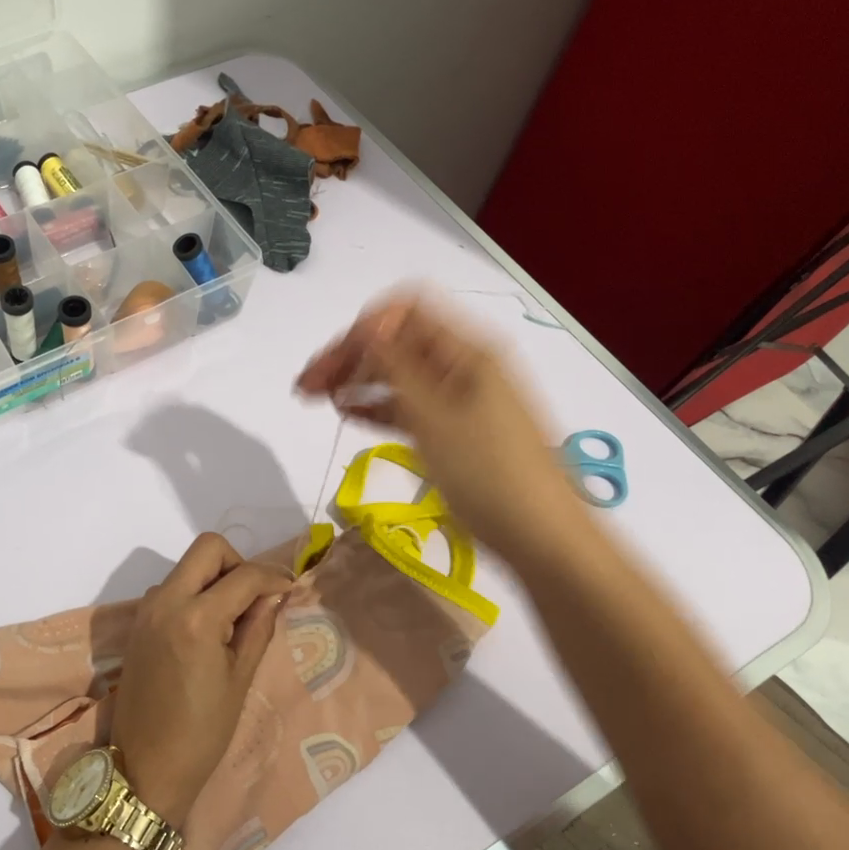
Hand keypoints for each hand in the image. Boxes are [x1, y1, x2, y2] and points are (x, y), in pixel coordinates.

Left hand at [112, 534, 291, 822]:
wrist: (145, 766)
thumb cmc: (202, 731)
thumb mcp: (240, 679)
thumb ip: (257, 628)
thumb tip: (274, 595)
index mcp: (196, 618)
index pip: (244, 576)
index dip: (273, 578)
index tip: (290, 590)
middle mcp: (165, 602)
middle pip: (207, 549)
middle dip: (238, 563)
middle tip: (255, 598)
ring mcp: (146, 610)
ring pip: (187, 567)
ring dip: (214, 578)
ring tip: (234, 619)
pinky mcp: (138, 623)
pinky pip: (171, 588)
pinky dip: (194, 593)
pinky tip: (209, 630)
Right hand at [295, 285, 586, 564]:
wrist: (543, 536)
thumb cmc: (488, 474)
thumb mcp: (434, 417)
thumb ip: (396, 367)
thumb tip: (366, 324)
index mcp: (467, 351)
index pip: (403, 313)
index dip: (360, 331)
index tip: (325, 365)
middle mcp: (465, 365)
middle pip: (398, 342)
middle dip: (350, 356)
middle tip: (305, 387)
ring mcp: (463, 399)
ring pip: (400, 374)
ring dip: (359, 380)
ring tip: (319, 401)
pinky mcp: (458, 430)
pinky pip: (411, 405)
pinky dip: (379, 405)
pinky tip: (349, 414)